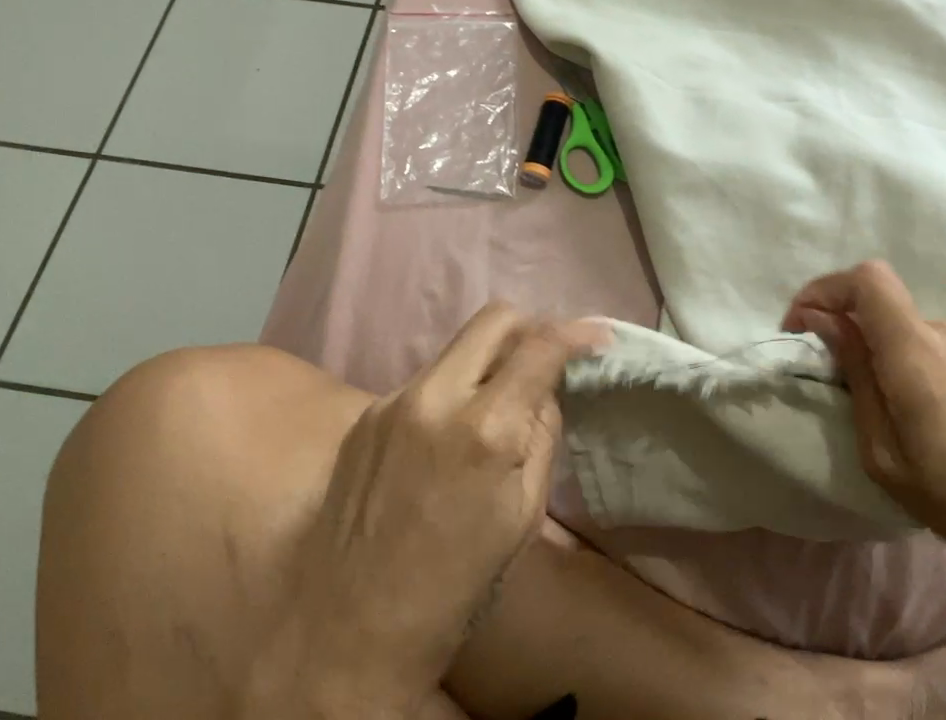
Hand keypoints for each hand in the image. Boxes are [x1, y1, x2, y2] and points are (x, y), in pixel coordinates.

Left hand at [263, 303, 597, 717]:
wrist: (348, 626)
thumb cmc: (454, 586)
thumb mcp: (522, 516)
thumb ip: (540, 437)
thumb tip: (545, 389)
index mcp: (485, 430)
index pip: (540, 346)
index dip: (577, 333)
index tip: (597, 338)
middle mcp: (434, 397)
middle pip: (493, 319)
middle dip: (531, 328)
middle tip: (548, 359)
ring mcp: (391, 401)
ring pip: (455, 349)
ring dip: (488, 362)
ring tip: (499, 407)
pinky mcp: (364, 415)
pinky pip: (424, 381)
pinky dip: (451, 392)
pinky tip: (451, 437)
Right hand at [784, 261, 945, 575]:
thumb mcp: (884, 453)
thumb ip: (855, 376)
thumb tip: (824, 323)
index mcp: (919, 355)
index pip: (867, 280)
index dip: (824, 290)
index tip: (799, 326)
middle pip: (882, 303)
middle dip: (846, 328)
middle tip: (833, 379)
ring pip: (906, 326)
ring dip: (880, 348)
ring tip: (882, 407)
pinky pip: (932, 342)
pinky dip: (908, 359)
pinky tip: (921, 411)